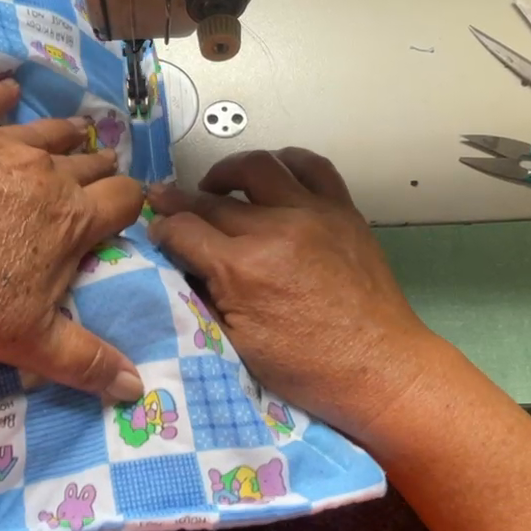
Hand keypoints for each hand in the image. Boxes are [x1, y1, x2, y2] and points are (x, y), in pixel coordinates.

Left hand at [0, 80, 146, 399]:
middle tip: (99, 178)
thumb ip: (87, 362)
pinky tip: (8, 90)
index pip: (123, 200)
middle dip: (100, 170)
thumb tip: (138, 389)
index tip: (128, 210)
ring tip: (75, 134)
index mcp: (71, 219)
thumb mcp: (27, 341)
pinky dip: (2, 96)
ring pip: (47, 130)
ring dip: (66, 135)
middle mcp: (44, 172)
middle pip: (89, 163)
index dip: (132, 204)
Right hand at [148, 148, 444, 442]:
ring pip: (259, 166)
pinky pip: (312, 166)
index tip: (154, 230)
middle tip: (165, 200)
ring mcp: (312, 213)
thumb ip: (204, 297)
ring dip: (229, 171)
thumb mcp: (236, 344)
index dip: (161, 228)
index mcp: (242, 269)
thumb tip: (180, 265)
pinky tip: (273, 175)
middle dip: (180, 199)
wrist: (376, 366)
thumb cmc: (304, 368)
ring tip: (218, 185)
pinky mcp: (343, 210)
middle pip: (213, 200)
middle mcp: (274, 229)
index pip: (183, 229)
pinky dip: (286, 163)